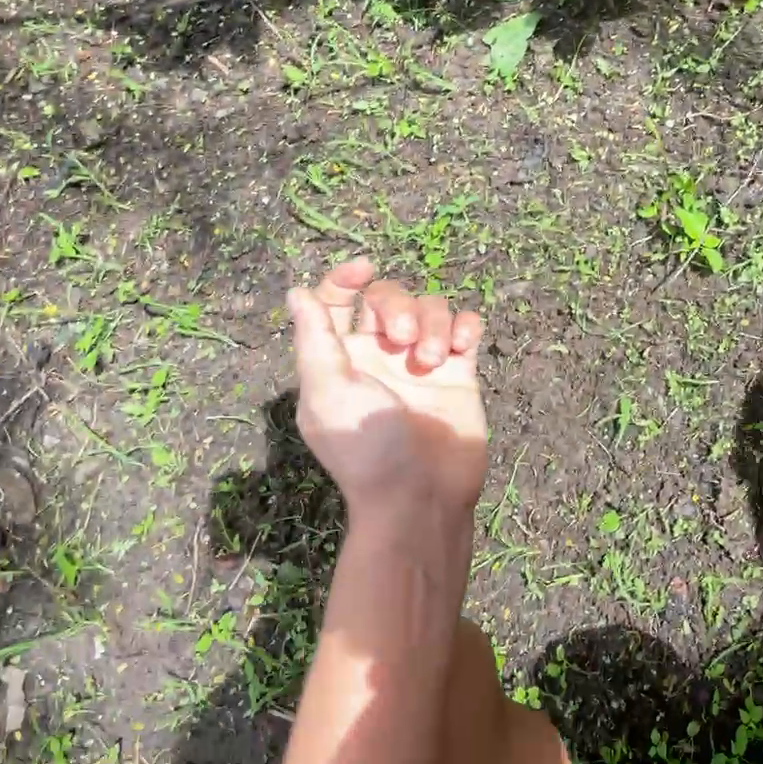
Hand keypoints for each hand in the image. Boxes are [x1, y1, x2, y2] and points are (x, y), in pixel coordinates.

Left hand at [287, 258, 487, 520]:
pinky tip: (461, 348)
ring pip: (432, 308)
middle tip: (402, 340)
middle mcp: (381, 355)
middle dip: (398, 307)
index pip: (338, 301)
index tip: (364, 270)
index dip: (345, 279)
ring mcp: (424, 361)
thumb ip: (315, 339)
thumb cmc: (367, 446)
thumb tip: (296, 291)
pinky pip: (466, 327)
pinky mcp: (461, 371)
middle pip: (390, 297)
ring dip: (434, 324)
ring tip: (432, 361)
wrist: (423, 493)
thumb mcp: (328, 393)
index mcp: (340, 359)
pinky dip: (465, 327)